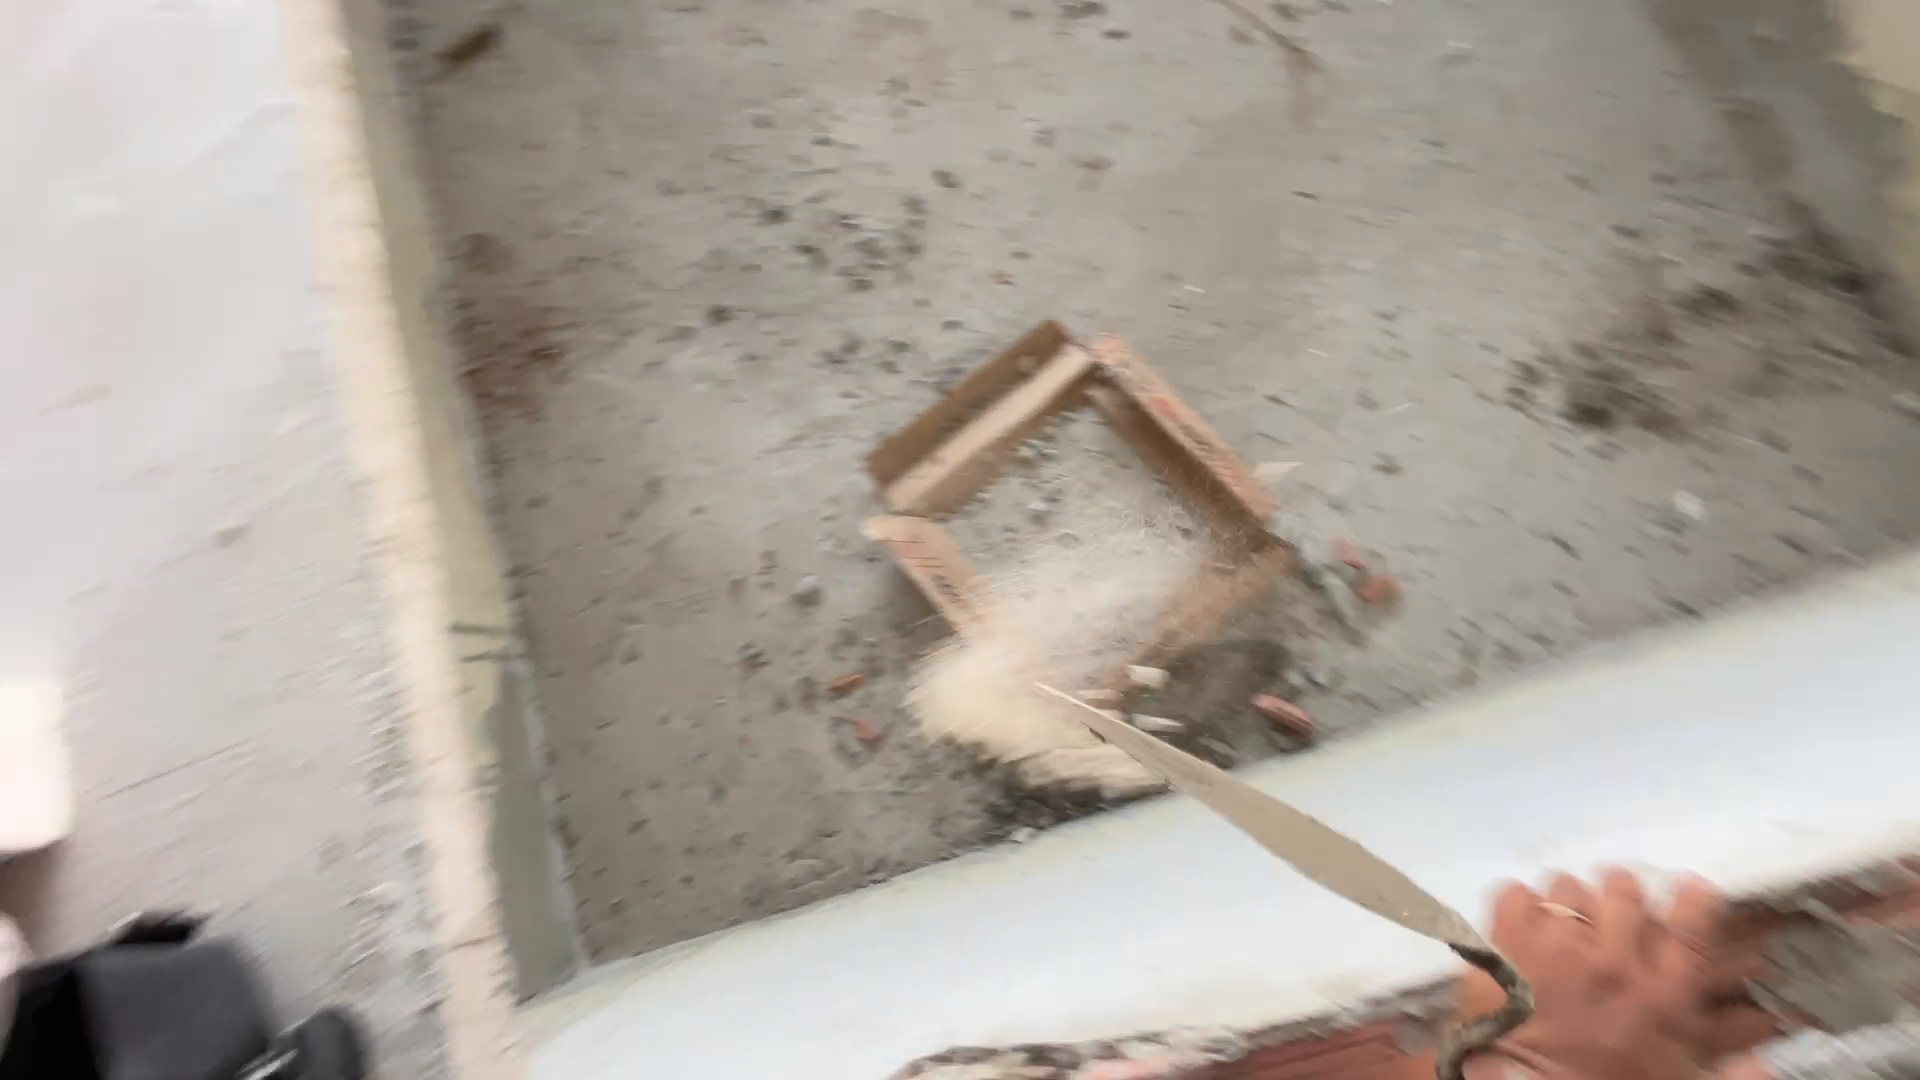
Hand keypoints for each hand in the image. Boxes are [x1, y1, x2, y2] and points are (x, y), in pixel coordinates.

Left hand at [1454, 868, 1780, 1079]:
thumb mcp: (1681, 1075)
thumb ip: (1727, 1055)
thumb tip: (1767, 1038)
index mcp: (1660, 996)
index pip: (1688, 933)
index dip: (1694, 902)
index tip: (1692, 883)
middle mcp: (1611, 959)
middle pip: (1622, 893)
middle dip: (1620, 892)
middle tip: (1612, 905)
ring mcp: (1554, 942)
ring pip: (1565, 886)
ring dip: (1568, 897)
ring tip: (1564, 917)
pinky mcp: (1505, 934)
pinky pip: (1514, 890)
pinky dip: (1521, 899)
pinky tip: (1525, 918)